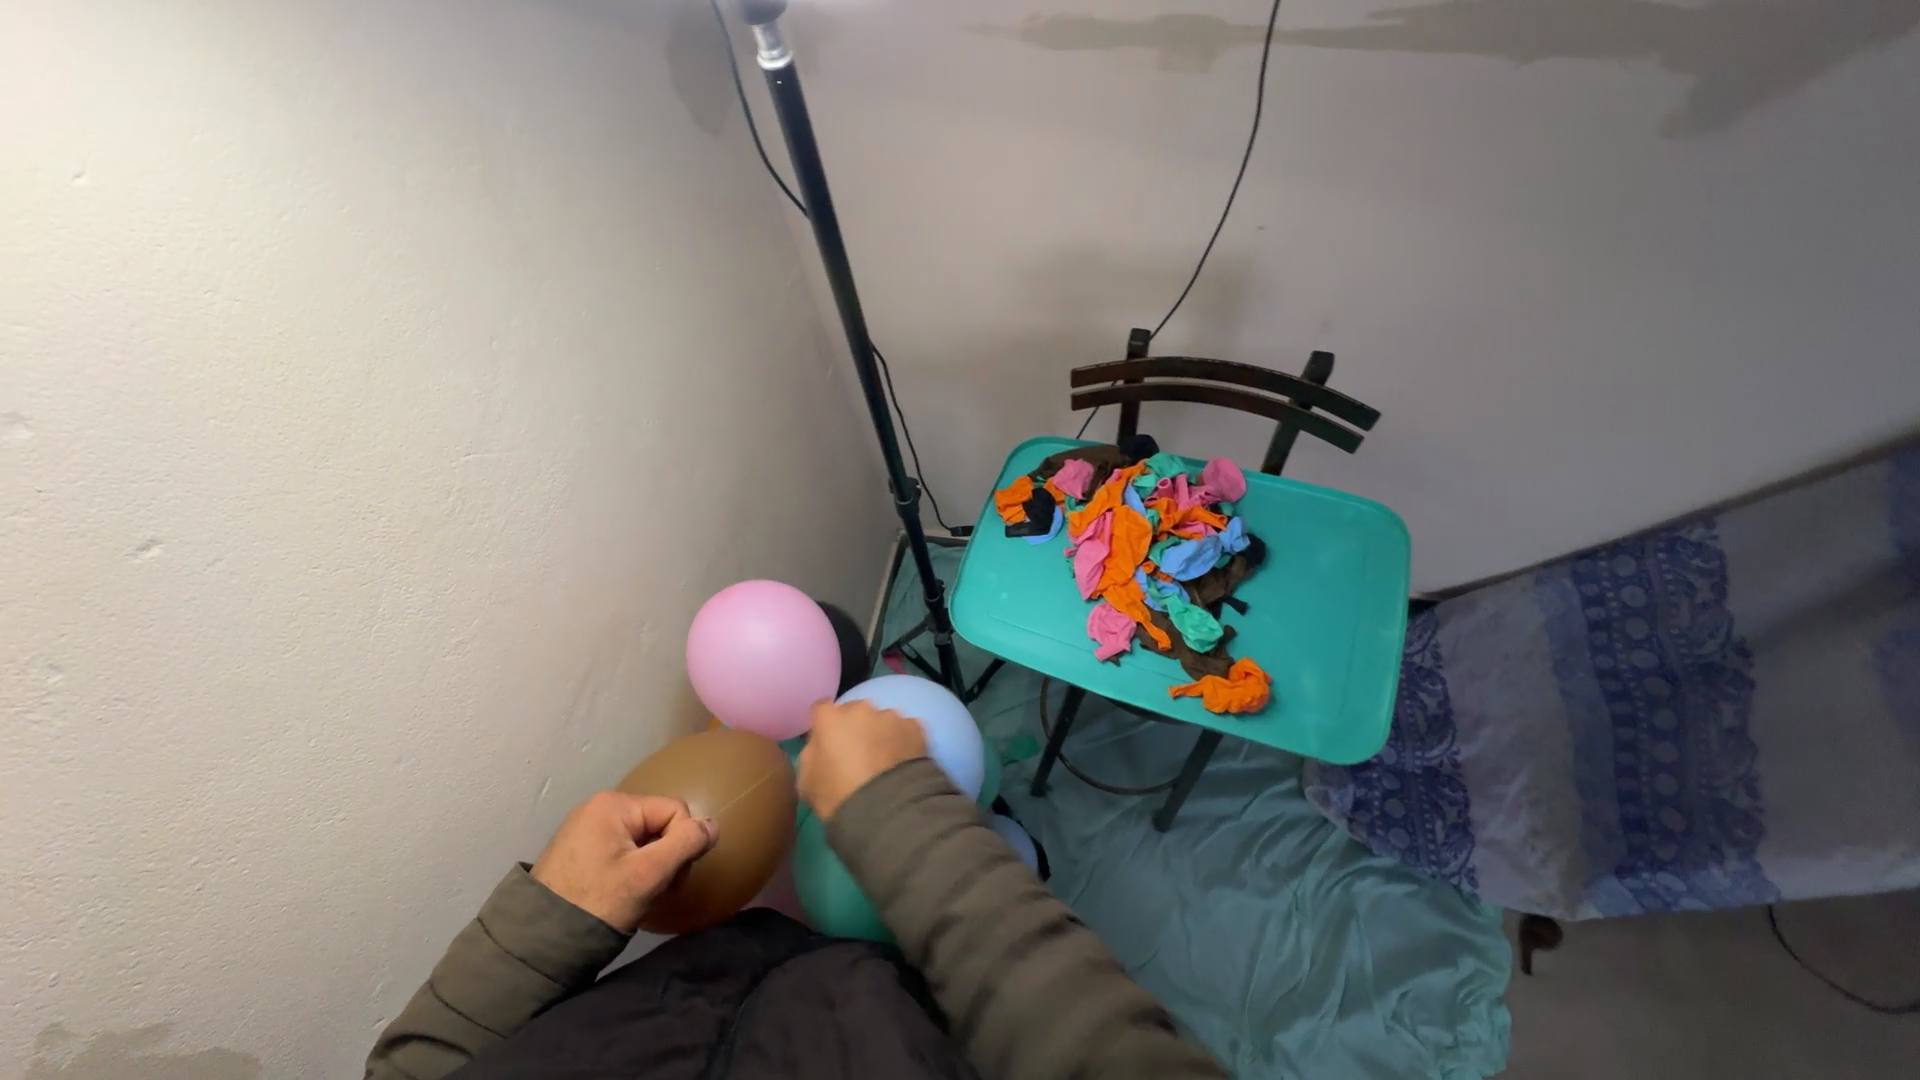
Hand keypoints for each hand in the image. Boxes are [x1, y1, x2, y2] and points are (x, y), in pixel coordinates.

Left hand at [529, 792, 716, 932]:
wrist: (536, 945)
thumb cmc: (595, 904)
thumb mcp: (647, 875)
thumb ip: (685, 844)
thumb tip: (713, 825)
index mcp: (613, 804)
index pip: (674, 811)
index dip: (681, 844)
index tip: (670, 879)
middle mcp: (598, 808)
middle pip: (659, 824)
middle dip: (667, 856)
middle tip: (657, 890)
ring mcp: (587, 829)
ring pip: (644, 840)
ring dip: (651, 866)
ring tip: (639, 895)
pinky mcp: (580, 851)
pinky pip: (623, 851)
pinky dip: (632, 871)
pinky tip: (624, 894)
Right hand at [797, 699, 928, 821]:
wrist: (885, 809)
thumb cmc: (837, 796)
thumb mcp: (805, 781)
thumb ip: (811, 754)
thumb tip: (820, 745)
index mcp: (829, 718)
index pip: (822, 710)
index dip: (825, 727)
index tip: (829, 743)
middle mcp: (861, 708)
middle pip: (855, 712)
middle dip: (856, 728)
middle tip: (859, 754)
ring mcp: (890, 716)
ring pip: (883, 720)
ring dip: (881, 734)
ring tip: (886, 762)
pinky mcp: (915, 727)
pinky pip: (905, 731)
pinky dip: (903, 742)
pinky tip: (903, 763)